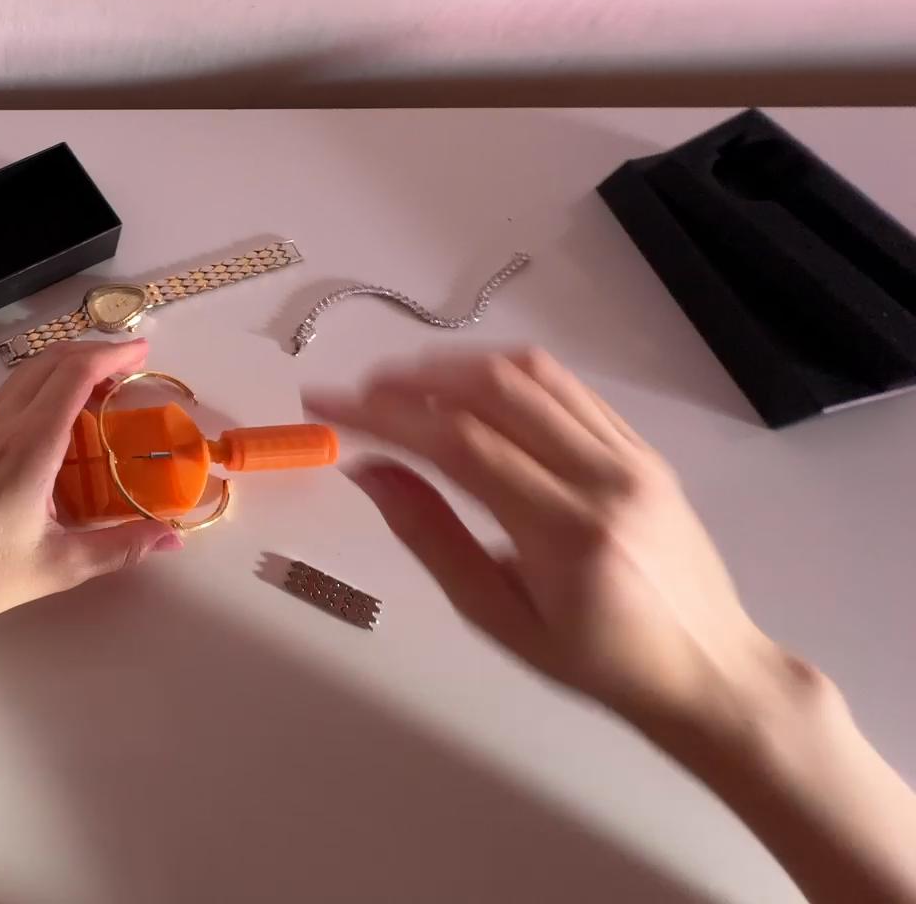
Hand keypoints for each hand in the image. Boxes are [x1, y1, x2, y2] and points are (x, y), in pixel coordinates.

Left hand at [0, 339, 182, 649]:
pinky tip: (62, 418)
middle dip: (93, 352)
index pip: (73, 374)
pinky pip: (13, 395)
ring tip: (104, 387)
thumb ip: (119, 548)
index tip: (143, 352)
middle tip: (132, 366)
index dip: (110, 354)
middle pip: (49, 362)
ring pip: (27, 374)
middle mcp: (4, 425)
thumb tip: (172, 538)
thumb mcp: (58, 566)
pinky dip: (45, 386)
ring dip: (66, 366)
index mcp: (29, 444)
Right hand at [303, 348, 792, 734]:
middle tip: (357, 392)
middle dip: (410, 380)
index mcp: (565, 530)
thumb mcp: (491, 613)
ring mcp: (631, 455)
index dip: (382, 414)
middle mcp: (605, 477)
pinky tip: (460, 385)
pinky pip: (562, 385)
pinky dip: (498, 371)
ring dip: (451, 366)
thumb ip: (427, 534)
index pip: (458, 442)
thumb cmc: (591, 658)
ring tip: (399, 383)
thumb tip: (366, 469)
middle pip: (493, 391)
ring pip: (529, 375)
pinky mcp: (641, 447)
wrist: (713, 672)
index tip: (324, 402)